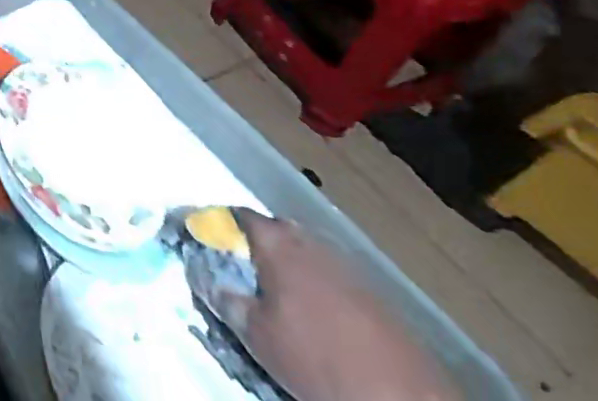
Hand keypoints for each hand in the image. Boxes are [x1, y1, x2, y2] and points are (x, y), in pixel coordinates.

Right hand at [220, 210, 459, 400]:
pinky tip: (307, 307)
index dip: (214, 223)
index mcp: (276, 242)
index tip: (198, 234)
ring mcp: (340, 258)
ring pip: (299, 247)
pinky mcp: (365, 283)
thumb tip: (198, 272)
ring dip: (280, 260)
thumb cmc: (314, 358)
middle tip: (234, 268)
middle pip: (270, 228)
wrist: (399, 393)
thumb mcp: (256, 335)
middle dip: (249, 242)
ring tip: (269, 290)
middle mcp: (307, 238)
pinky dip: (307, 277)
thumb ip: (224, 298)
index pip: (237, 215)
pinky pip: (322, 267)